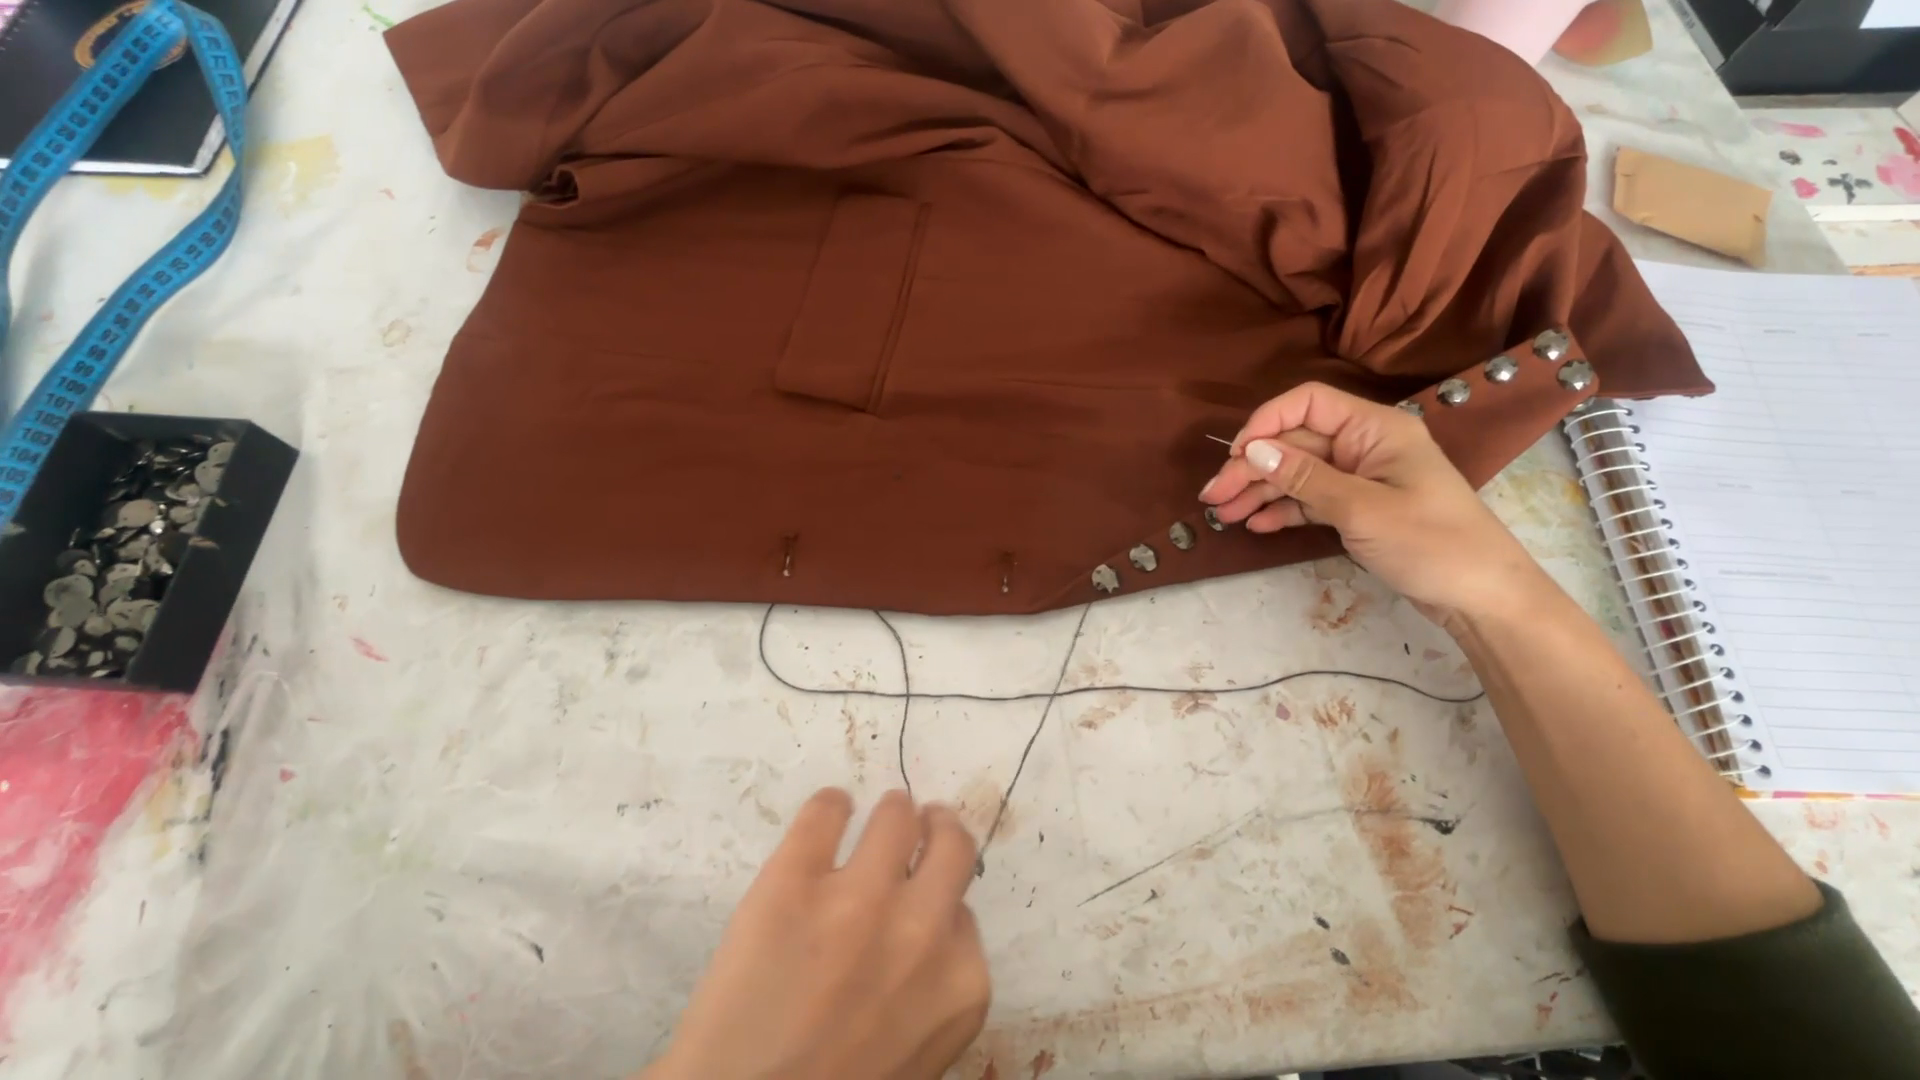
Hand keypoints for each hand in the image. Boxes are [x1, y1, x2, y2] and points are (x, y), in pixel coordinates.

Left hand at [641, 789, 990, 1079]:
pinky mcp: (794, 880)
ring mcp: (859, 898)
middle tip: (924, 824)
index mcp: (960, 983)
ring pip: (896, 816)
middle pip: (952, 845)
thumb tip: (927, 925)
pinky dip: (831, 806)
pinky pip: (826, 812)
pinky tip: (831, 811)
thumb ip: (934, 987)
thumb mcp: (917, 1052)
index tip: (921, 897)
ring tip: (877, 818)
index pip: (964, 912)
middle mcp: (922, 929)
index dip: (940, 902)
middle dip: (939, 831)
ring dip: (892, 813)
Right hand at [1198, 382, 1548, 626]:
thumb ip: (1305, 478)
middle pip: (1295, 442)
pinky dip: (1282, 510)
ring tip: (1224, 515)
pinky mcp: (1357, 508)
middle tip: (1214, 498)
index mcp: (1375, 428)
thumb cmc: (1432, 543)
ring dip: (1259, 491)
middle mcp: (1364, 445)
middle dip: (1252, 467)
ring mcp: (1360, 478)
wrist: (1481, 597)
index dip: (1266, 423)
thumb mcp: (1362, 509)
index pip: (1307, 404)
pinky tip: (1256, 525)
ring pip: (1296, 473)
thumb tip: (1253, 451)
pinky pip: (1309, 499)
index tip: (1235, 456)